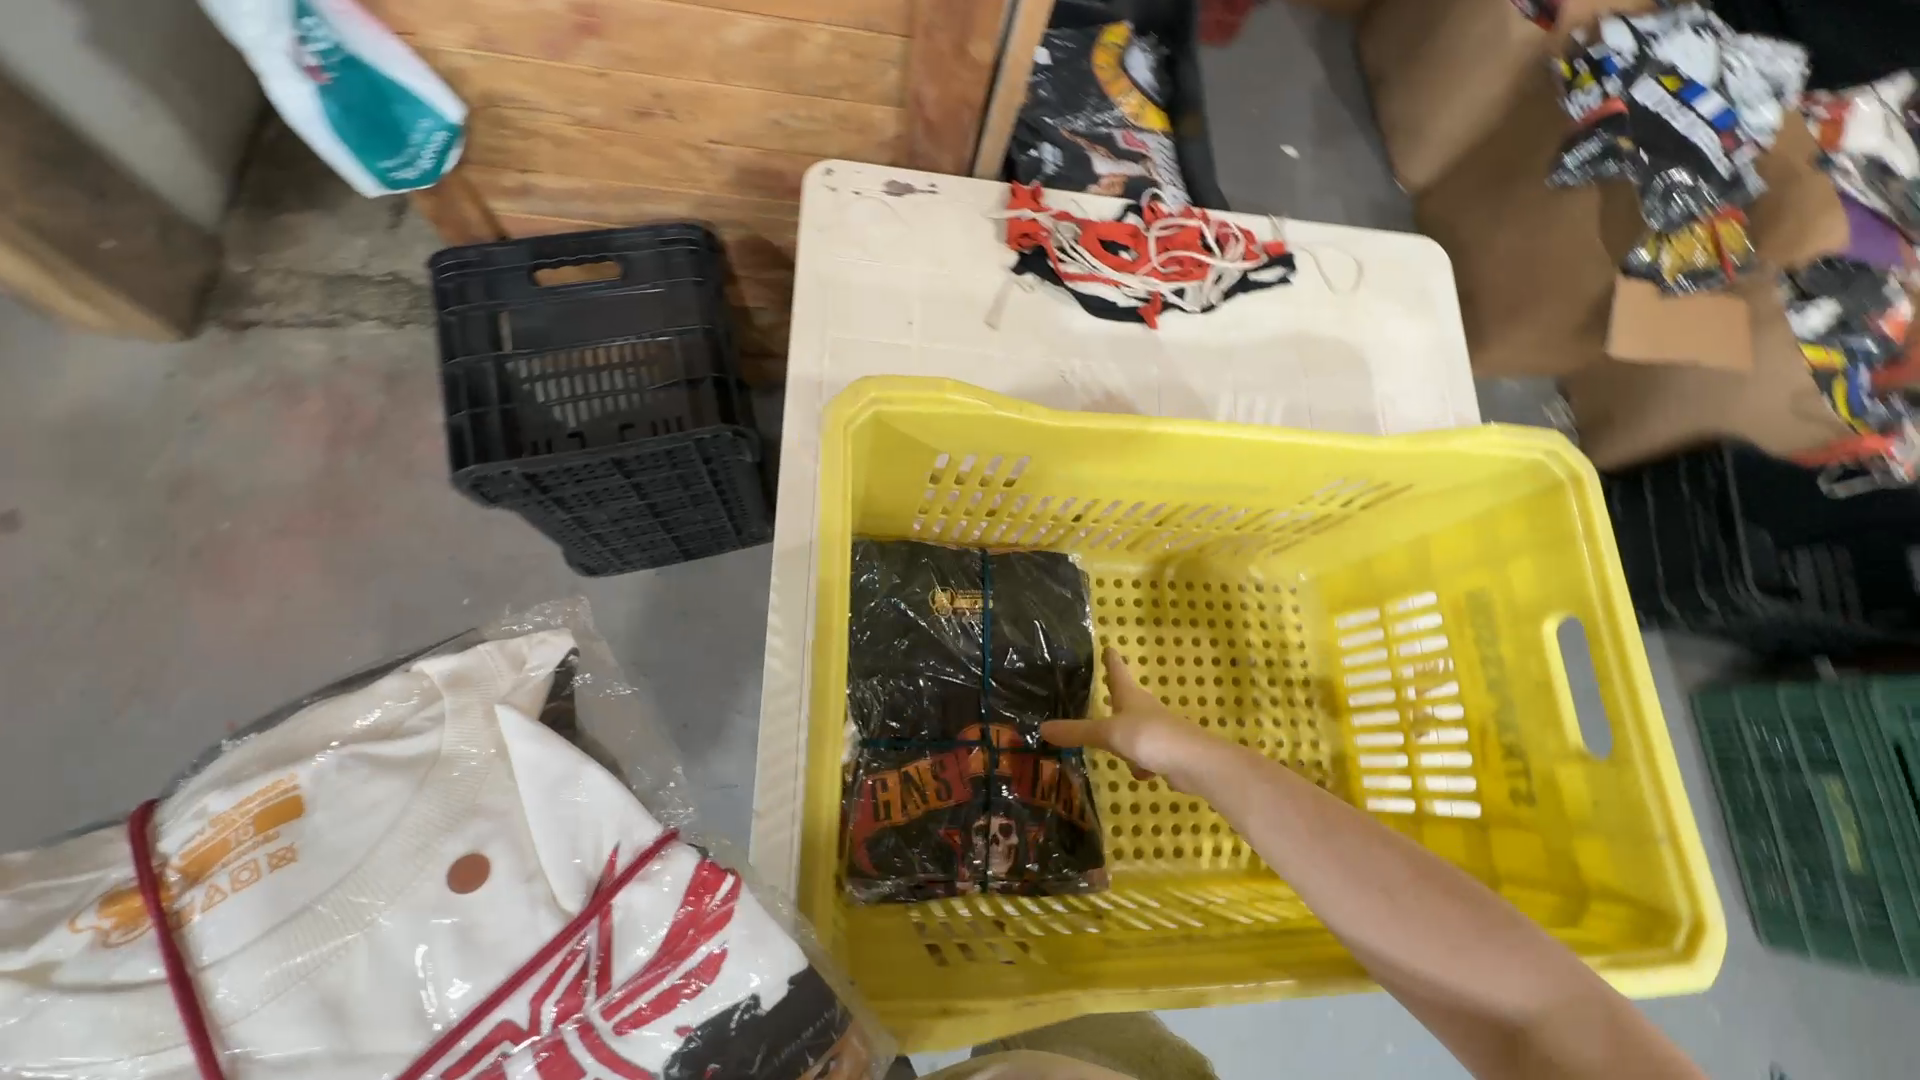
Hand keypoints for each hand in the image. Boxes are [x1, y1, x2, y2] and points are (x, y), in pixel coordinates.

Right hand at [1041, 648, 1232, 794]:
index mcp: (1130, 696)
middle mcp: (1144, 709)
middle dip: (1116, 698)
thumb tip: (1042, 728)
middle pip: (1126, 700)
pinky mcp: (1165, 753)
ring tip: (1115, 748)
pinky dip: (1141, 764)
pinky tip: (1141, 773)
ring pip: (1134, 731)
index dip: (1111, 660)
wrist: (1194, 763)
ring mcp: (1157, 731)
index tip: (1109, 647)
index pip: (1117, 671)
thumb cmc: (1149, 736)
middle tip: (1105, 692)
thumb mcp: (1108, 733)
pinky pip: (1144, 755)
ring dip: (1126, 739)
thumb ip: (1077, 732)